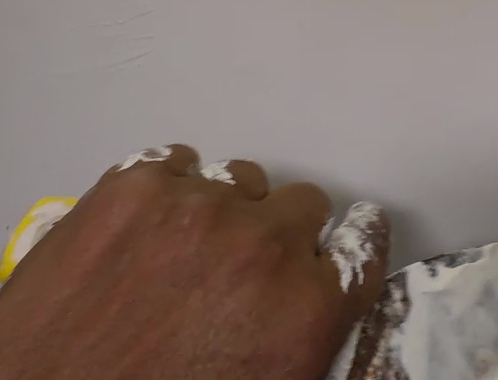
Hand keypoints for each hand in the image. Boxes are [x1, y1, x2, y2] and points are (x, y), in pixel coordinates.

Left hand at [0, 144, 388, 379]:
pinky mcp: (133, 186)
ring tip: (177, 256)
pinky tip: (142, 234)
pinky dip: (167, 192)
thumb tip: (317, 300)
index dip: (351, 243)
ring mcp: (195, 208)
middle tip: (235, 273)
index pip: (364, 242)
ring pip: (240, 179)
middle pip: (304, 203)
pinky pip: (178, 161)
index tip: (338, 243)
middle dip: (277, 235)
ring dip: (222, 212)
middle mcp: (262, 246)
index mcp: (303, 312)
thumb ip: (303, 336)